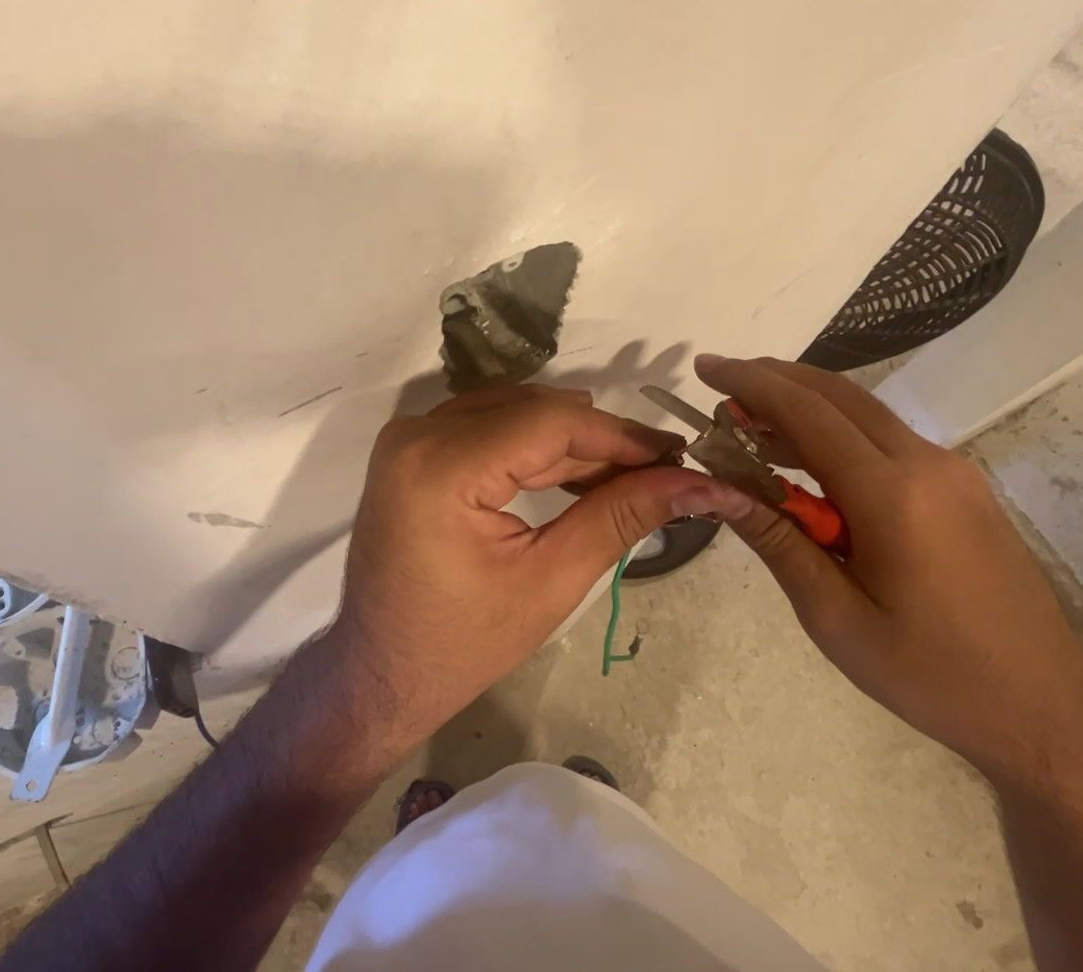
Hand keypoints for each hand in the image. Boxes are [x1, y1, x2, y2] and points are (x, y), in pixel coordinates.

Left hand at [330, 385, 756, 747]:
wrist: (381, 671)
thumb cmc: (462, 644)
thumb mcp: (550, 582)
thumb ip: (621, 517)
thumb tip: (702, 484)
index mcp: (442, 468)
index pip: (549, 421)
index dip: (620, 434)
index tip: (678, 453)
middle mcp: (417, 435)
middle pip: (531, 411)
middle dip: (599, 439)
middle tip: (662, 470)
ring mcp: (408, 438)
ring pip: (511, 412)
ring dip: (569, 440)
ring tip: (629, 475)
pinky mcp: (411, 450)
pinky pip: (485, 428)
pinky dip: (532, 446)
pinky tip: (576, 473)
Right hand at [694, 355, 1082, 790]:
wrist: (1044, 707)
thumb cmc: (928, 672)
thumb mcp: (833, 616)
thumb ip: (777, 541)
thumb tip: (721, 490)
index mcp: (891, 492)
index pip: (807, 413)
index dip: (751, 384)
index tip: (706, 367)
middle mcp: (927, 463)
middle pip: (839, 396)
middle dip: (776, 381)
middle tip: (722, 386)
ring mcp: (954, 473)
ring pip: (866, 415)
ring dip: (807, 409)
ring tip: (751, 425)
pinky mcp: (965, 490)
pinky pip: (890, 442)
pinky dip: (840, 435)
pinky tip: (809, 464)